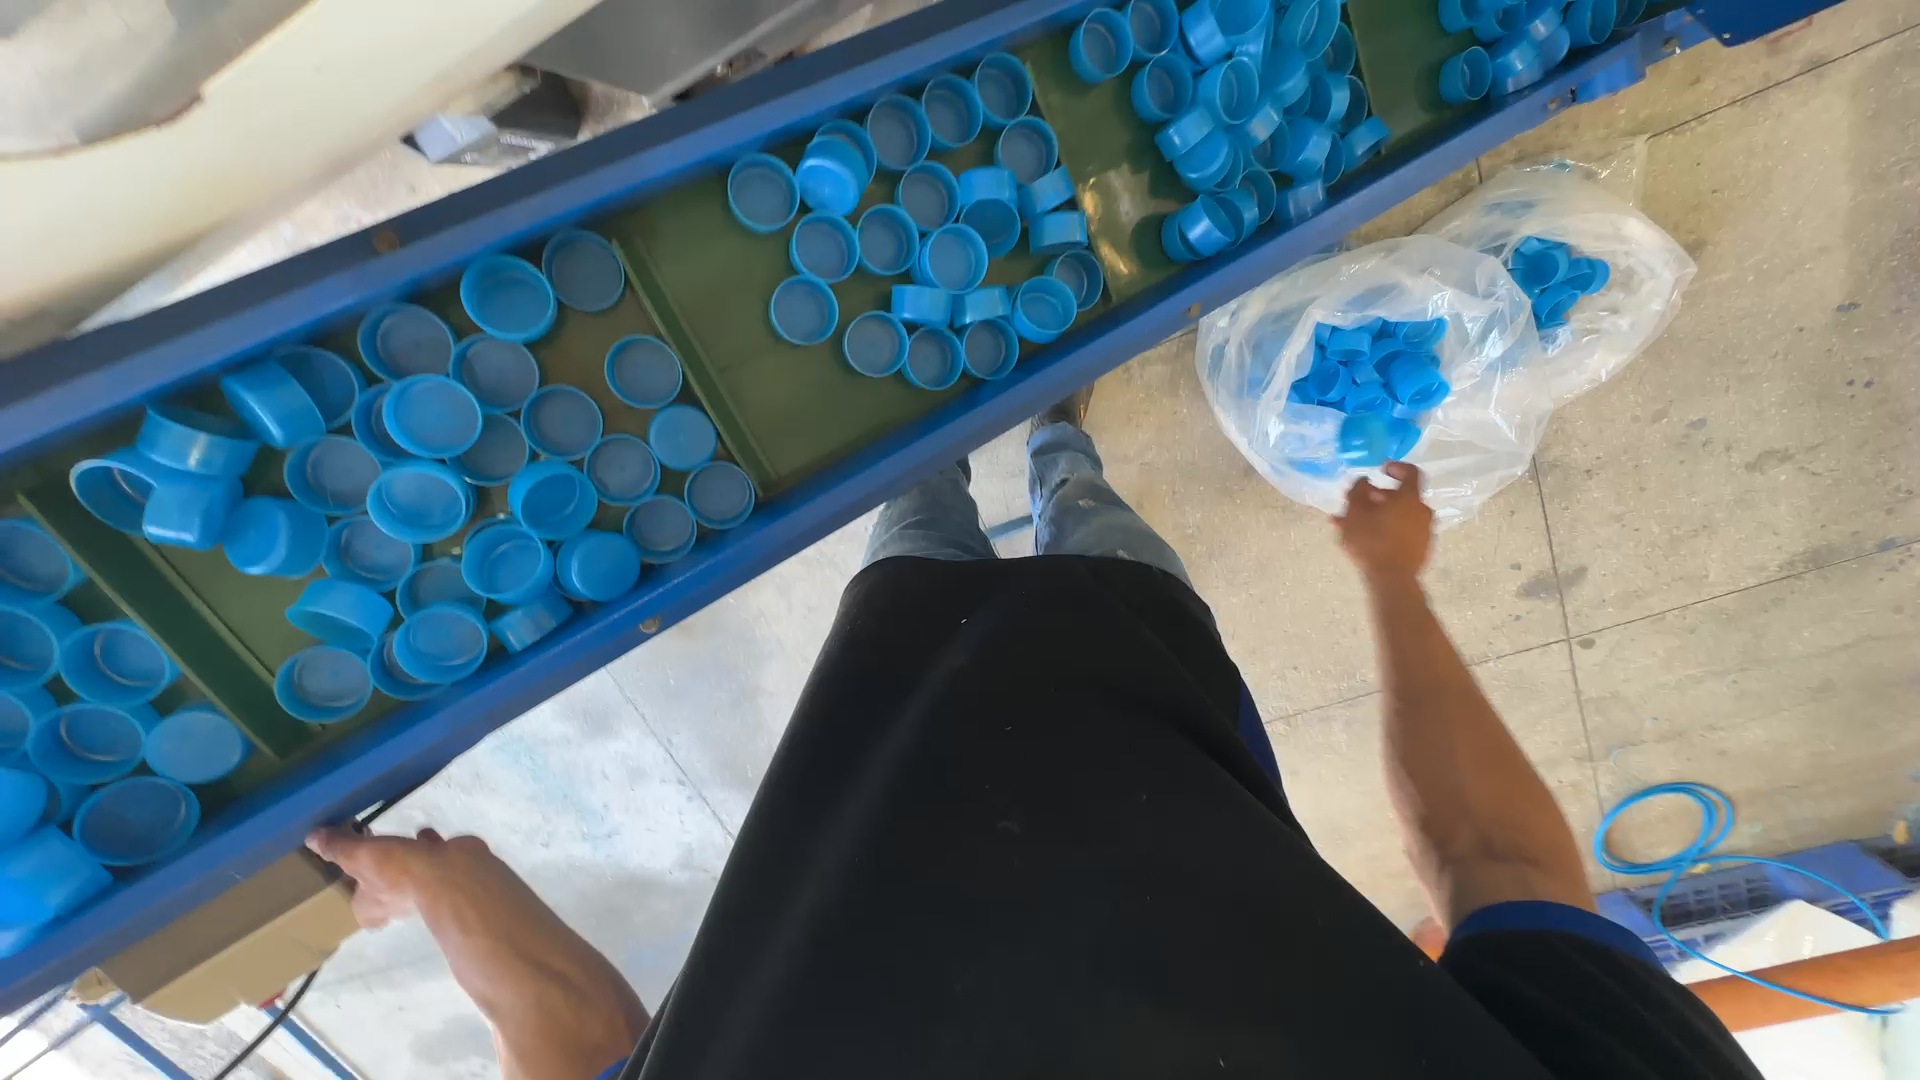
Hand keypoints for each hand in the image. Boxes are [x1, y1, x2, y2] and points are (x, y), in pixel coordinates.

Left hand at [307, 826, 500, 929]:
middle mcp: (395, 904)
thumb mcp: (359, 856)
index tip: (353, 873)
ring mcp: (424, 887)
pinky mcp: (446, 871)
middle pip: (382, 888)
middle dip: (379, 871)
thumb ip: (338, 847)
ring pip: (408, 871)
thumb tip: (312, 838)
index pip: (357, 904)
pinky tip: (424, 832)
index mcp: (370, 908)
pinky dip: (427, 844)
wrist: (452, 872)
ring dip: (403, 856)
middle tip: (374, 850)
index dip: (355, 891)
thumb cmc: (399, 872)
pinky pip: (431, 855)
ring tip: (396, 836)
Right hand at [1332, 461, 1433, 585]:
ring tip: (1352, 524)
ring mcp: (1424, 531)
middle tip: (1357, 502)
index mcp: (1409, 498)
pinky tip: (1365, 538)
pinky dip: (1386, 528)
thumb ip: (1357, 491)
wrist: (1391, 579)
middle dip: (1376, 497)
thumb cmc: (1371, 541)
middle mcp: (1422, 511)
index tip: (1381, 470)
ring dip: (1377, 514)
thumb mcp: (1354, 512)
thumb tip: (1363, 480)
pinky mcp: (1421, 548)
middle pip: (1401, 496)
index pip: (1411, 472)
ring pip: (1398, 515)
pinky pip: (1402, 531)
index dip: (1396, 467)